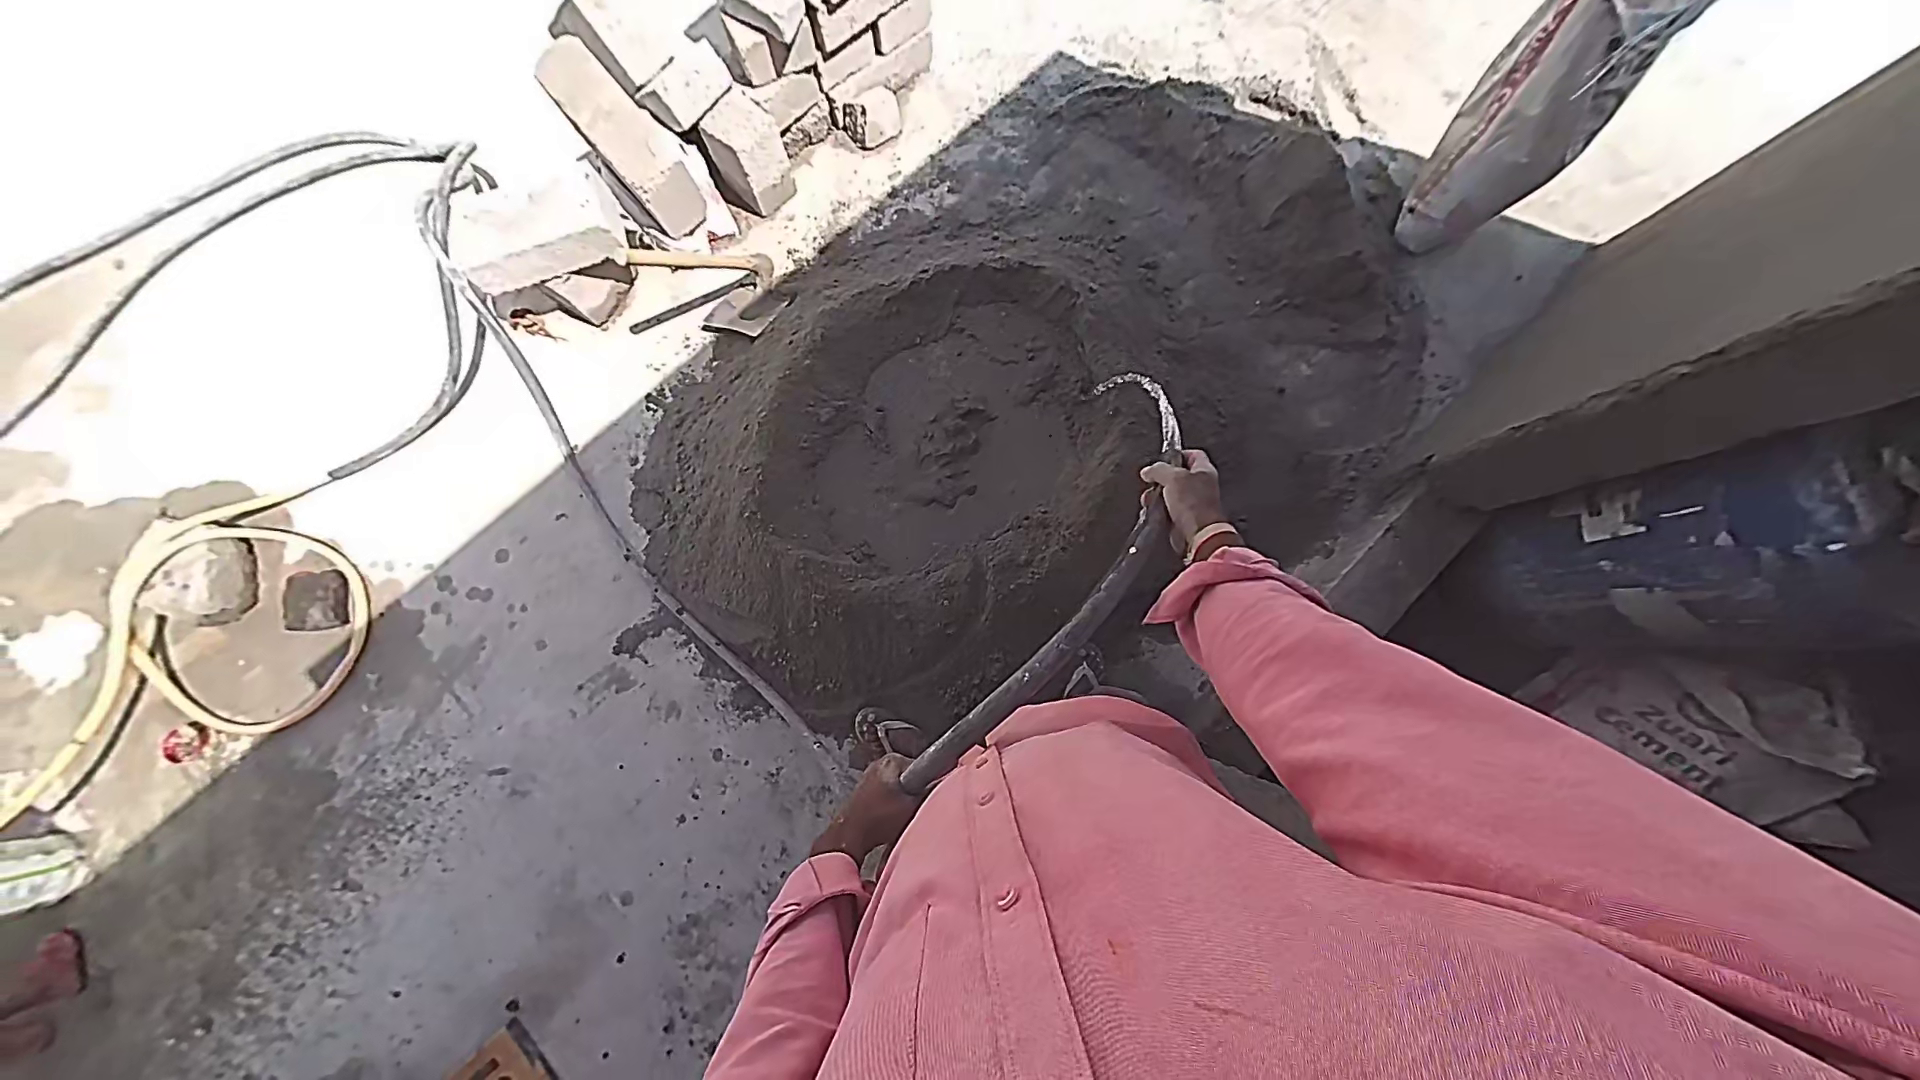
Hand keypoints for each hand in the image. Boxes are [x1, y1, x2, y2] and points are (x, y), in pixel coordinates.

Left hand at [809, 754, 920, 861]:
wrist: (849, 838)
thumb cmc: (879, 820)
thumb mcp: (913, 806)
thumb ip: (931, 792)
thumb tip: (945, 784)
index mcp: (892, 760)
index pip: (922, 766)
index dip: (929, 783)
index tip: (930, 797)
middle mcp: (880, 763)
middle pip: (910, 776)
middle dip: (915, 792)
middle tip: (916, 808)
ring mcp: (870, 775)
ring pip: (898, 786)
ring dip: (902, 799)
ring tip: (901, 815)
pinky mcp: (864, 790)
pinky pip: (886, 793)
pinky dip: (890, 803)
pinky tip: (889, 818)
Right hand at [1140, 448, 1234, 556]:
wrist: (1197, 534)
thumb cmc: (1191, 502)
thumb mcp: (1172, 477)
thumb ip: (1158, 470)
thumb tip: (1147, 471)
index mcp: (1204, 470)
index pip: (1192, 454)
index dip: (1176, 455)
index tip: (1162, 460)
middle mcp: (1200, 485)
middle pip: (1176, 474)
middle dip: (1160, 478)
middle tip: (1152, 481)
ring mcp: (1191, 502)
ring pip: (1168, 492)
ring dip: (1155, 494)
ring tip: (1149, 499)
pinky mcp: (1182, 516)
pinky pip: (1166, 507)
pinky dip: (1157, 508)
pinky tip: (1151, 509)